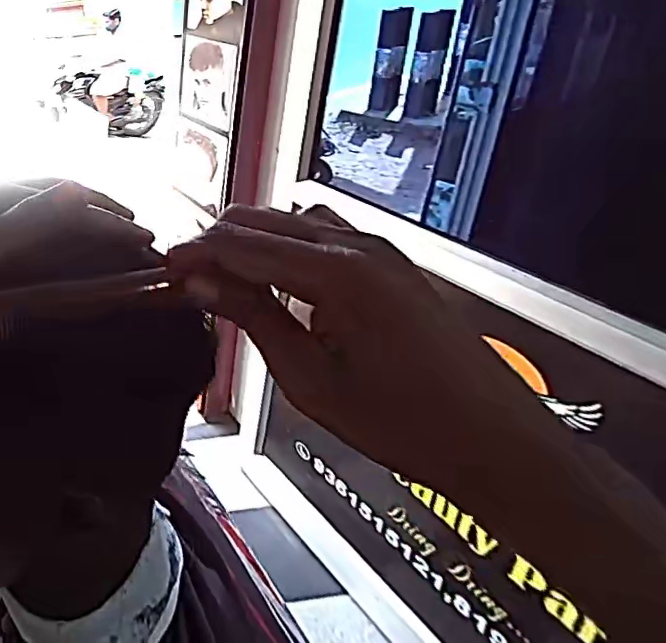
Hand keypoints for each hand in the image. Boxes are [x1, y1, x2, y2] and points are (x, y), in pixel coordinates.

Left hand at [0, 180, 156, 320]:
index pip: (68, 197)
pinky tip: (25, 231)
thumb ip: (29, 220)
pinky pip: (7, 211)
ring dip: (64, 209)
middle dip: (92, 206)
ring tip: (86, 224)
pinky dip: (34, 217)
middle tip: (124, 223)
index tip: (142, 232)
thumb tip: (80, 191)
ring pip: (29, 199)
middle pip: (52, 192)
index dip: (106, 214)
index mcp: (2, 195)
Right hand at [168, 205, 571, 491]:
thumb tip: (201, 282)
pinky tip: (269, 272)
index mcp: (338, 274)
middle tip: (186, 275)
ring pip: (282, 217)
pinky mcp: (386, 260)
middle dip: (211, 242)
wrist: (501, 448)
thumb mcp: (308, 376)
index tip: (165, 268)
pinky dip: (278, 241)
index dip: (192, 253)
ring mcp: (376, 249)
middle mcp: (357, 247)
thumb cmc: (412, 423)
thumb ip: (249, 315)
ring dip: (243, 239)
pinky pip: (315, 229)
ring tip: (220, 276)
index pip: (237, 244)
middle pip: (255, 219)